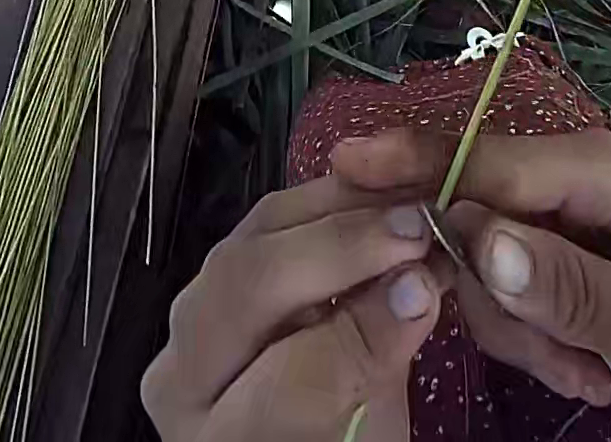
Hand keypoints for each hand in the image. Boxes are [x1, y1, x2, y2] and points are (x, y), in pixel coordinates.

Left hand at [142, 175, 443, 441]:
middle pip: (249, 281)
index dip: (359, 330)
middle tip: (418, 225)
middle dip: (341, 244)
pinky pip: (277, 212)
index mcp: (222, 438)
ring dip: (345, 205)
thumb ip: (378, 362)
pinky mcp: (229, 257)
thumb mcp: (366, 433)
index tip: (421, 285)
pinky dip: (337, 196)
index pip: (279, 385)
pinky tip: (384, 193)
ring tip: (409, 201)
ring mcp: (202, 300)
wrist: (296, 431)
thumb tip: (416, 282)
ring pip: (262, 228)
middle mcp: (189, 363)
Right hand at [334, 129, 610, 441]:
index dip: (412, 162)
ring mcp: (554, 227)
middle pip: (469, 212)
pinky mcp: (553, 267)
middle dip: (489, 288)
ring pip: (478, 263)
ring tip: (592, 372)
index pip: (484, 160)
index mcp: (594, 169)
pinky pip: (500, 295)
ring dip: (519, 328)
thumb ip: (576, 286)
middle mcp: (562, 184)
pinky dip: (530, 341)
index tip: (343, 165)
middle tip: (558, 359)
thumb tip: (475, 241)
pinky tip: (590, 371)